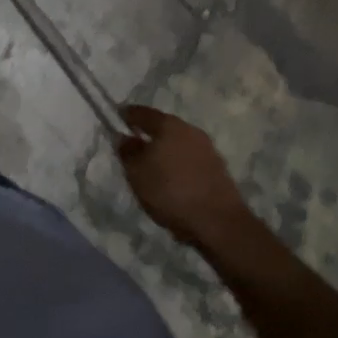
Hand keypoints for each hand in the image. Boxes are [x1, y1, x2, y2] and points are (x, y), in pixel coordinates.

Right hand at [118, 105, 251, 246]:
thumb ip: (127, 151)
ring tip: (155, 170)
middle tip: (135, 148)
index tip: (117, 120)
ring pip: (179, 145)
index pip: (142, 113)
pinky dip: (180, 167)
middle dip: (149, 136)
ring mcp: (208, 149)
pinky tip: (175, 183)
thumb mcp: (137, 173)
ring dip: (167, 153)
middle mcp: (190, 130)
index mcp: (168, 124)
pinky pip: (191, 162)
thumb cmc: (171, 192)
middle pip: (163, 128)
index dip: (128, 116)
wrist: (219, 223)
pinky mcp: (219, 170)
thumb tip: (125, 137)